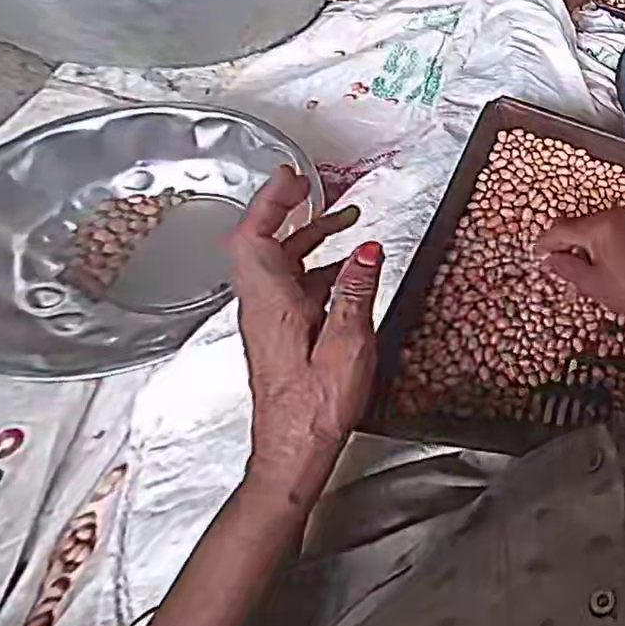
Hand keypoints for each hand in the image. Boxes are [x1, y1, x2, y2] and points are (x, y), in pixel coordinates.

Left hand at [229, 167, 382, 499]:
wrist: (293, 449)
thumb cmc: (318, 404)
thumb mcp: (348, 344)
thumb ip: (356, 292)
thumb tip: (367, 248)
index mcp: (273, 305)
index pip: (257, 239)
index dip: (271, 203)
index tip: (292, 176)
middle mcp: (263, 307)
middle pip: (263, 244)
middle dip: (287, 209)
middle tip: (315, 186)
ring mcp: (272, 320)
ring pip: (281, 263)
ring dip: (307, 235)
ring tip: (344, 219)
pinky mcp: (283, 332)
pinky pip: (295, 283)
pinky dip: (319, 263)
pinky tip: (347, 268)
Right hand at [535, 208, 624, 362]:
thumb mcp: (591, 283)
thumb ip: (565, 266)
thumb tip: (549, 257)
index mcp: (600, 225)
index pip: (561, 229)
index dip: (545, 243)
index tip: (535, 255)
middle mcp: (614, 215)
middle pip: (577, 225)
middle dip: (564, 244)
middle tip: (555, 267)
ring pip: (592, 229)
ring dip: (582, 245)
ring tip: (580, 272)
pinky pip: (608, 231)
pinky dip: (598, 245)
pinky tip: (599, 266)